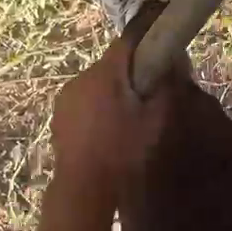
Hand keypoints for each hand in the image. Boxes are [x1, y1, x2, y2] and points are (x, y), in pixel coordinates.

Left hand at [49, 40, 168, 207]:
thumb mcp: (154, 123)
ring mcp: (66, 94)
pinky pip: (81, 100)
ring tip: (122, 120)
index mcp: (105, 73)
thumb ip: (165, 90)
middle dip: (126, 76)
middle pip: (110, 65)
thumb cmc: (122, 151)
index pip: (125, 44)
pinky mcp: (58, 112)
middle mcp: (82, 77)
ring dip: (108, 94)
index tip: (155, 58)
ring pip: (94, 84)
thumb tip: (173, 64)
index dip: (142, 47)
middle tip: (143, 98)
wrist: (83, 186)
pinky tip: (102, 131)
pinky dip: (93, 108)